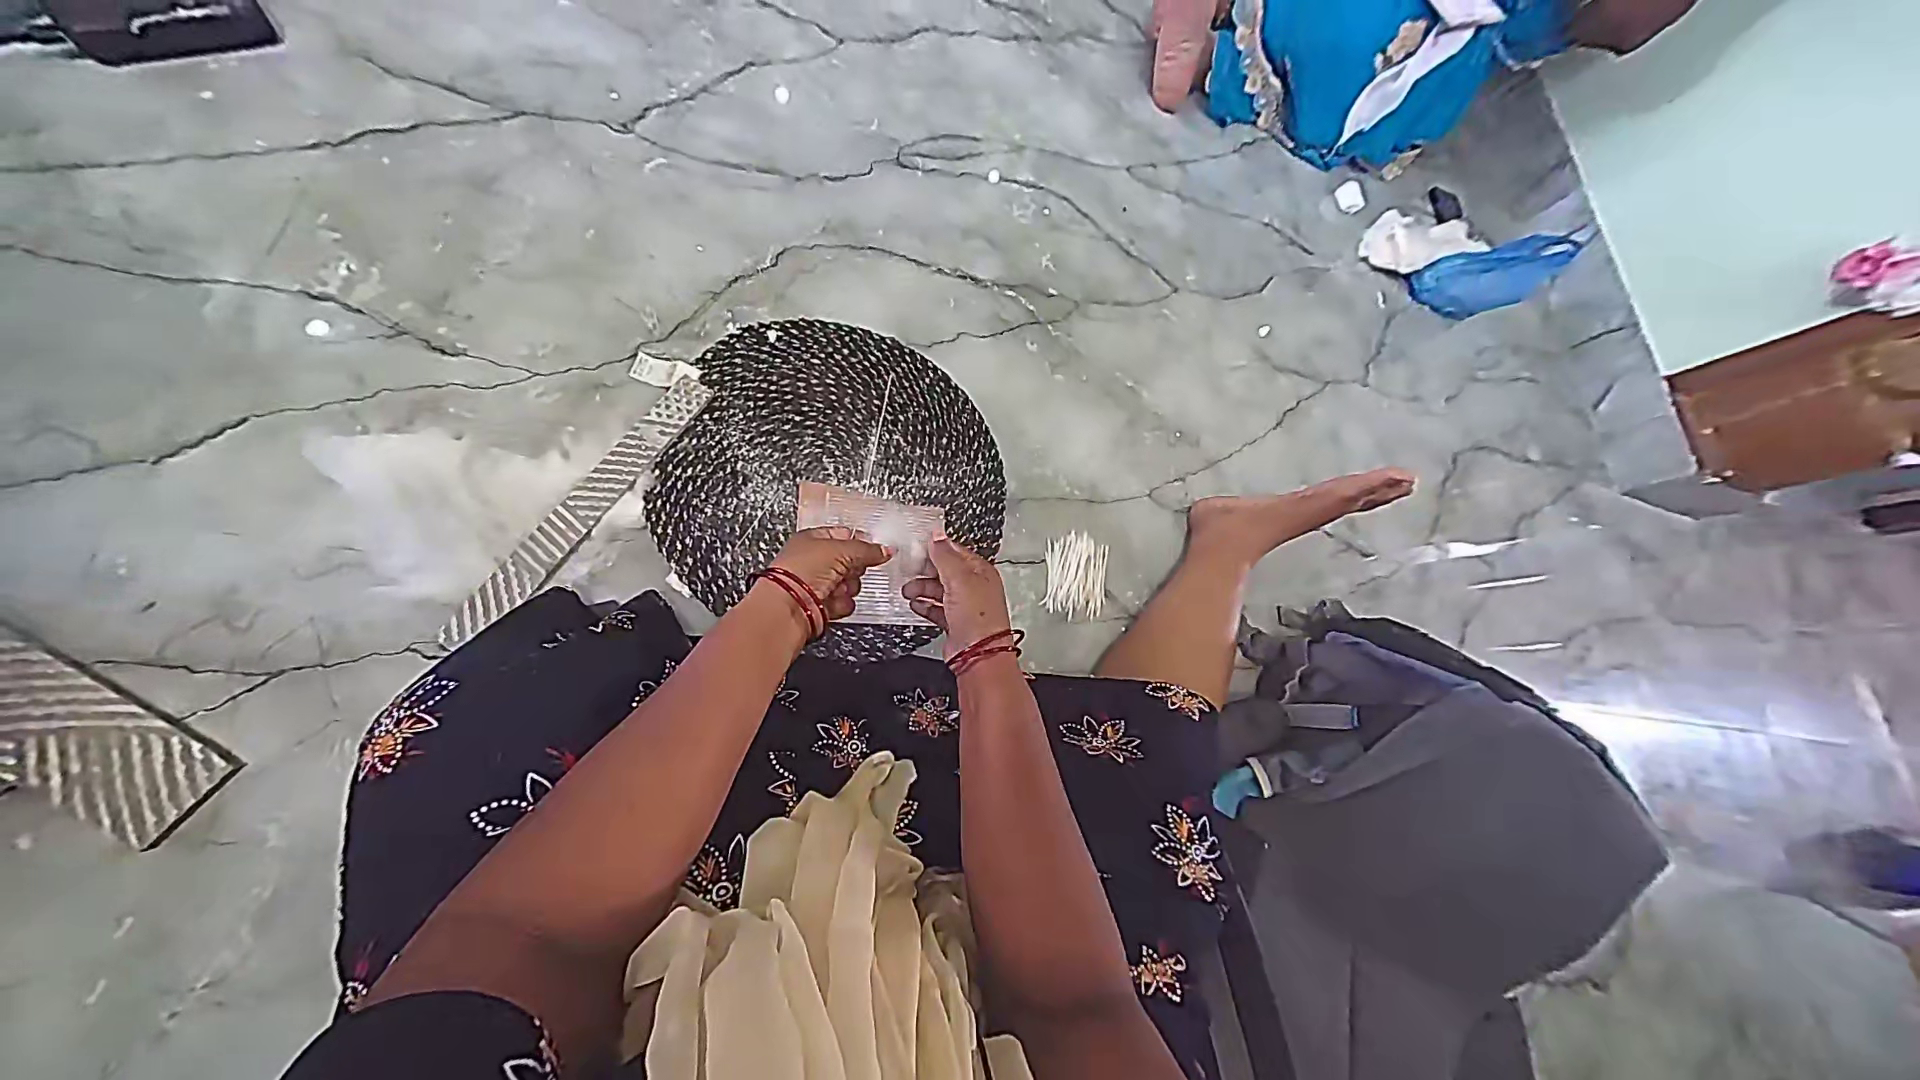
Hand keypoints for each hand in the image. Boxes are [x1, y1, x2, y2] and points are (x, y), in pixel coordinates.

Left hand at [769, 526, 891, 621]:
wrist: (788, 606)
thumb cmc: (800, 572)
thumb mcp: (842, 550)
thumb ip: (868, 549)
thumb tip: (885, 550)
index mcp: (813, 540)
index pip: (844, 536)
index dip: (860, 542)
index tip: (872, 549)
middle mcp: (814, 561)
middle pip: (850, 562)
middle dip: (854, 569)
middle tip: (848, 570)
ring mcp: (817, 584)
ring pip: (850, 584)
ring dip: (848, 587)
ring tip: (836, 587)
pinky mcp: (821, 605)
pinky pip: (844, 603)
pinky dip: (841, 603)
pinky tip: (831, 601)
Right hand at [902, 536, 1012, 659]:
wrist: (979, 654)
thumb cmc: (979, 618)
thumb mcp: (959, 578)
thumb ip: (945, 556)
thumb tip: (937, 536)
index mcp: (980, 571)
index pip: (955, 552)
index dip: (936, 549)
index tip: (916, 549)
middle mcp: (973, 587)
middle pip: (944, 571)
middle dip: (925, 571)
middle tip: (909, 570)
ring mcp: (964, 606)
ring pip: (938, 590)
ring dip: (921, 589)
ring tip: (908, 590)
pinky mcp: (954, 622)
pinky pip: (936, 609)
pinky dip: (924, 606)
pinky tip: (916, 604)